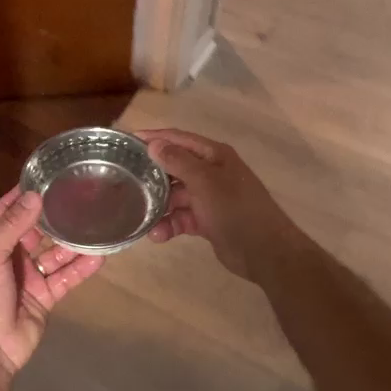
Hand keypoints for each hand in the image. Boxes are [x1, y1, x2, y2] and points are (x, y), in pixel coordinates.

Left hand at [0, 187, 104, 384]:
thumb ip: (13, 226)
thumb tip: (34, 195)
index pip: (8, 210)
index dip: (24, 194)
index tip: (46, 176)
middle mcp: (12, 256)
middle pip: (36, 230)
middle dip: (55, 217)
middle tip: (82, 198)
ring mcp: (29, 277)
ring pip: (55, 254)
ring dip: (73, 243)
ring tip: (97, 226)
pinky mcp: (45, 296)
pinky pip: (65, 277)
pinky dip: (81, 268)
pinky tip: (98, 257)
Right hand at [137, 128, 303, 279]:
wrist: (265, 252)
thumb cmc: (236, 209)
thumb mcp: (205, 181)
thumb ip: (178, 161)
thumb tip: (154, 144)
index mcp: (214, 155)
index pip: (178, 139)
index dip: (153, 138)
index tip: (126, 142)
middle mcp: (211, 172)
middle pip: (174, 168)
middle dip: (152, 175)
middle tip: (125, 181)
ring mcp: (209, 198)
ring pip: (175, 196)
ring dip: (159, 206)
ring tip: (141, 216)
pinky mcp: (207, 221)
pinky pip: (182, 217)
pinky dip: (170, 225)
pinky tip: (158, 235)